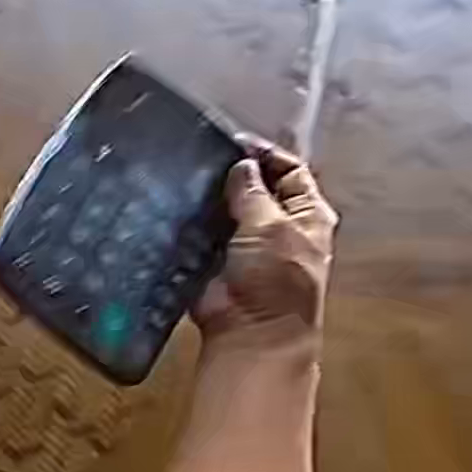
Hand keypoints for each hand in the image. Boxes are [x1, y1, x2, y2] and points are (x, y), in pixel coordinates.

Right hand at [193, 139, 337, 355]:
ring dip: (203, 204)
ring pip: (220, 216)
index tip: (234, 143)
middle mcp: (273, 227)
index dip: (265, 156)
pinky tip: (166, 214)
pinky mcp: (208, 264)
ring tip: (176, 185)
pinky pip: (195, 240)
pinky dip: (184, 229)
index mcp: (304, 214)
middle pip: (251, 192)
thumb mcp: (271, 227)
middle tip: (197, 163)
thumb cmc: (274, 277)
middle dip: (230, 179)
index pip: (288, 173)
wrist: (250, 328)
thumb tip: (241, 166)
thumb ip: (253, 196)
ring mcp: (239, 247)